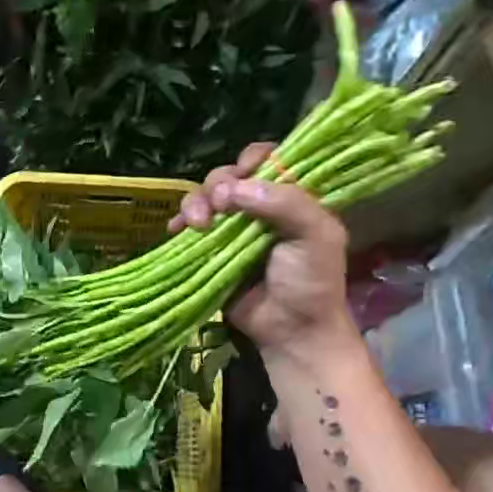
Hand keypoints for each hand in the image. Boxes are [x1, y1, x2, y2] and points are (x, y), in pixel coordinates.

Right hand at [168, 143, 359, 365]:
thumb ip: (286, 203)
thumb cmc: (311, 282)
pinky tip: (176, 230)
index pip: (268, 160)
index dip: (251, 160)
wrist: (291, 331)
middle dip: (217, 185)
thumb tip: (235, 187)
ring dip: (196, 203)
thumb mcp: (316, 236)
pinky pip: (188, 226)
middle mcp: (259, 206)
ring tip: (198, 224)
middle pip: (228, 176)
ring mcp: (232, 228)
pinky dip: (179, 222)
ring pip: (204, 197)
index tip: (244, 174)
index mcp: (290, 197)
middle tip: (220, 206)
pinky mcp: (210, 250)